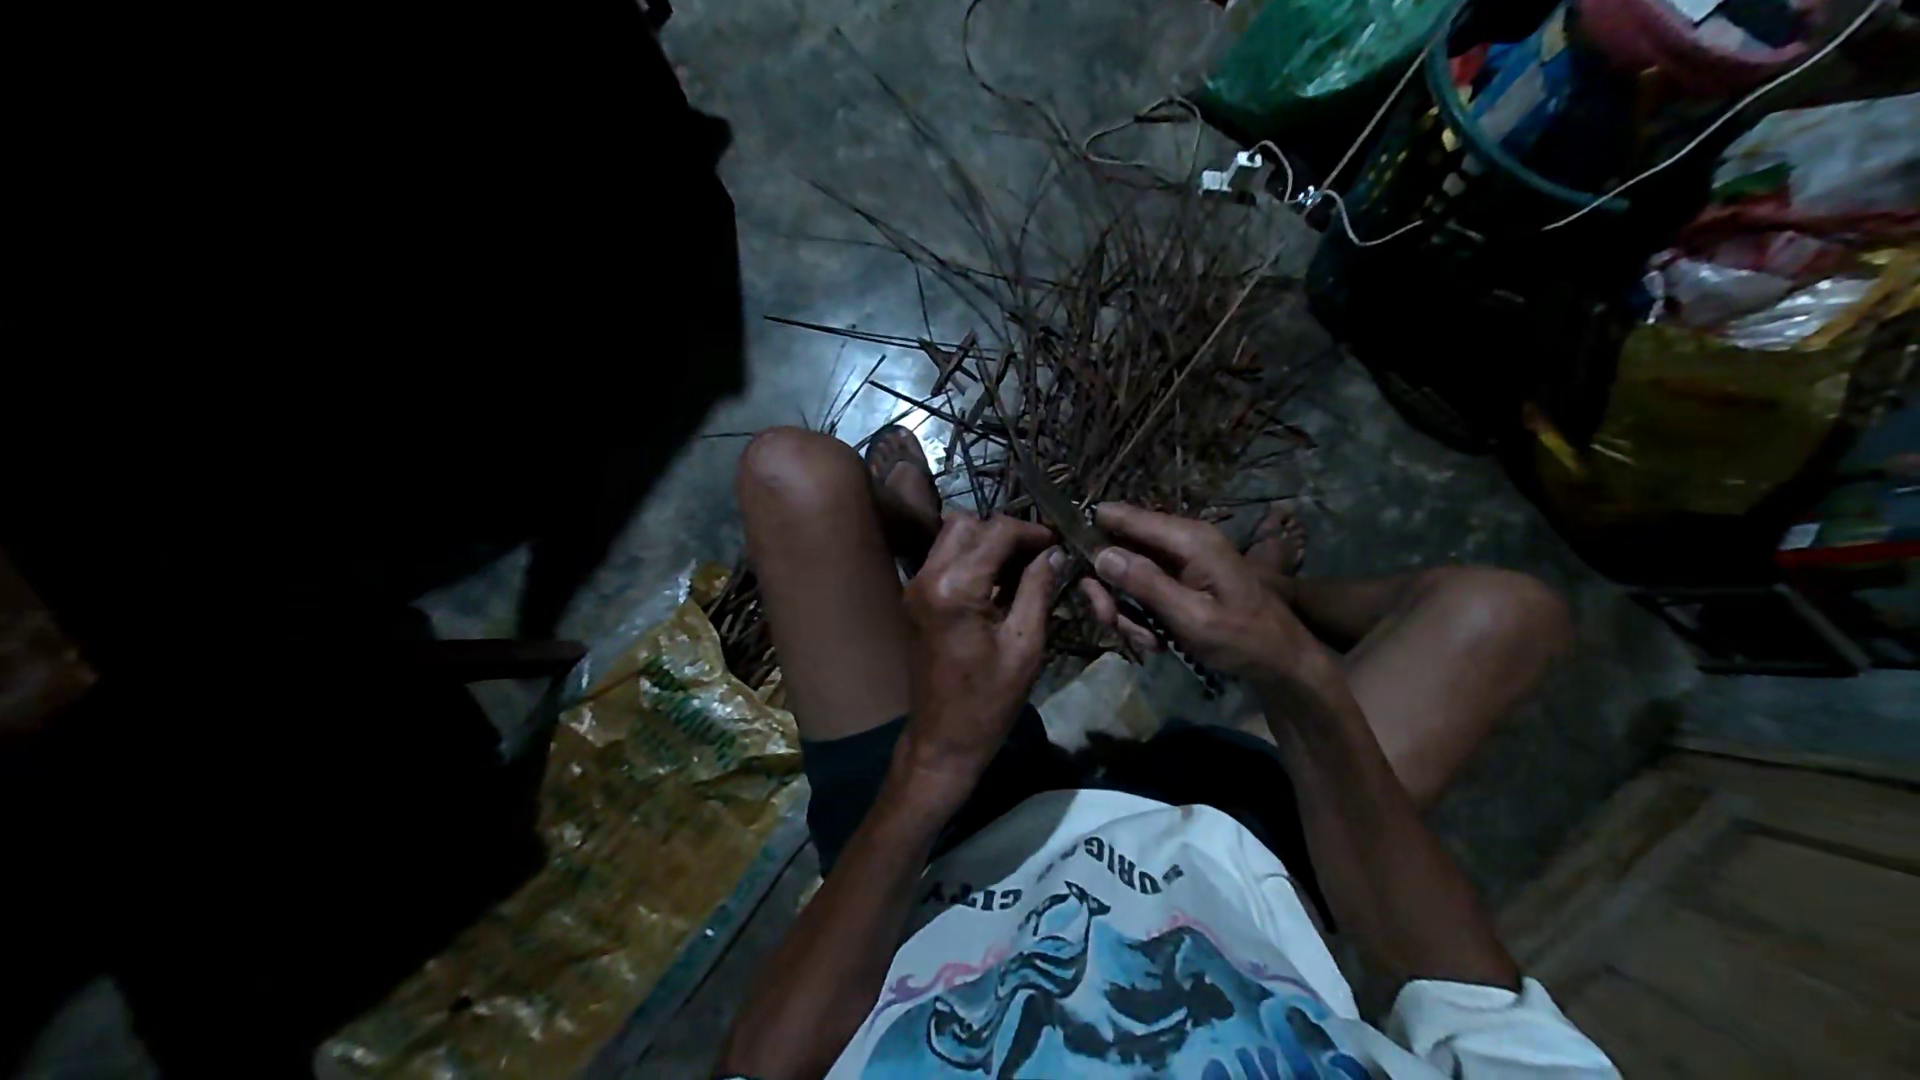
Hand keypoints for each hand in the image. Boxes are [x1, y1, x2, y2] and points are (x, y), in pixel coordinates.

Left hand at [899, 513, 1062, 796]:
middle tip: (1038, 553)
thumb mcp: (1025, 645)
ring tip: (1022, 565)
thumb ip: (1037, 589)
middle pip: (966, 524)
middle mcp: (928, 577)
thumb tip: (1053, 553)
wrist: (943, 737)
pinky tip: (999, 580)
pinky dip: (972, 557)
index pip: (995, 532)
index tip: (1057, 543)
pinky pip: (944, 558)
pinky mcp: (916, 597)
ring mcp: (916, 586)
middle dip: (1005, 532)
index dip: (1031, 532)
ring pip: (952, 536)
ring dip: (987, 541)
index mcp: (955, 588)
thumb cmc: (989, 700)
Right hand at [1080, 502, 1324, 681]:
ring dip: (1125, 611)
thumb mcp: (1191, 617)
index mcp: (1188, 539)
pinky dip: (1140, 617)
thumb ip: (1145, 584)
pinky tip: (1156, 641)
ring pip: (1126, 576)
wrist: (1280, 662)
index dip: (1091, 530)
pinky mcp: (1178, 581)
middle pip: (1119, 550)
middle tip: (1109, 620)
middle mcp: (1180, 542)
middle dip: (1108, 588)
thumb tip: (1100, 554)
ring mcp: (1179, 562)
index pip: (1123, 516)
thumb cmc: (1242, 638)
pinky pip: (1141, 591)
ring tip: (1145, 641)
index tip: (1066, 556)